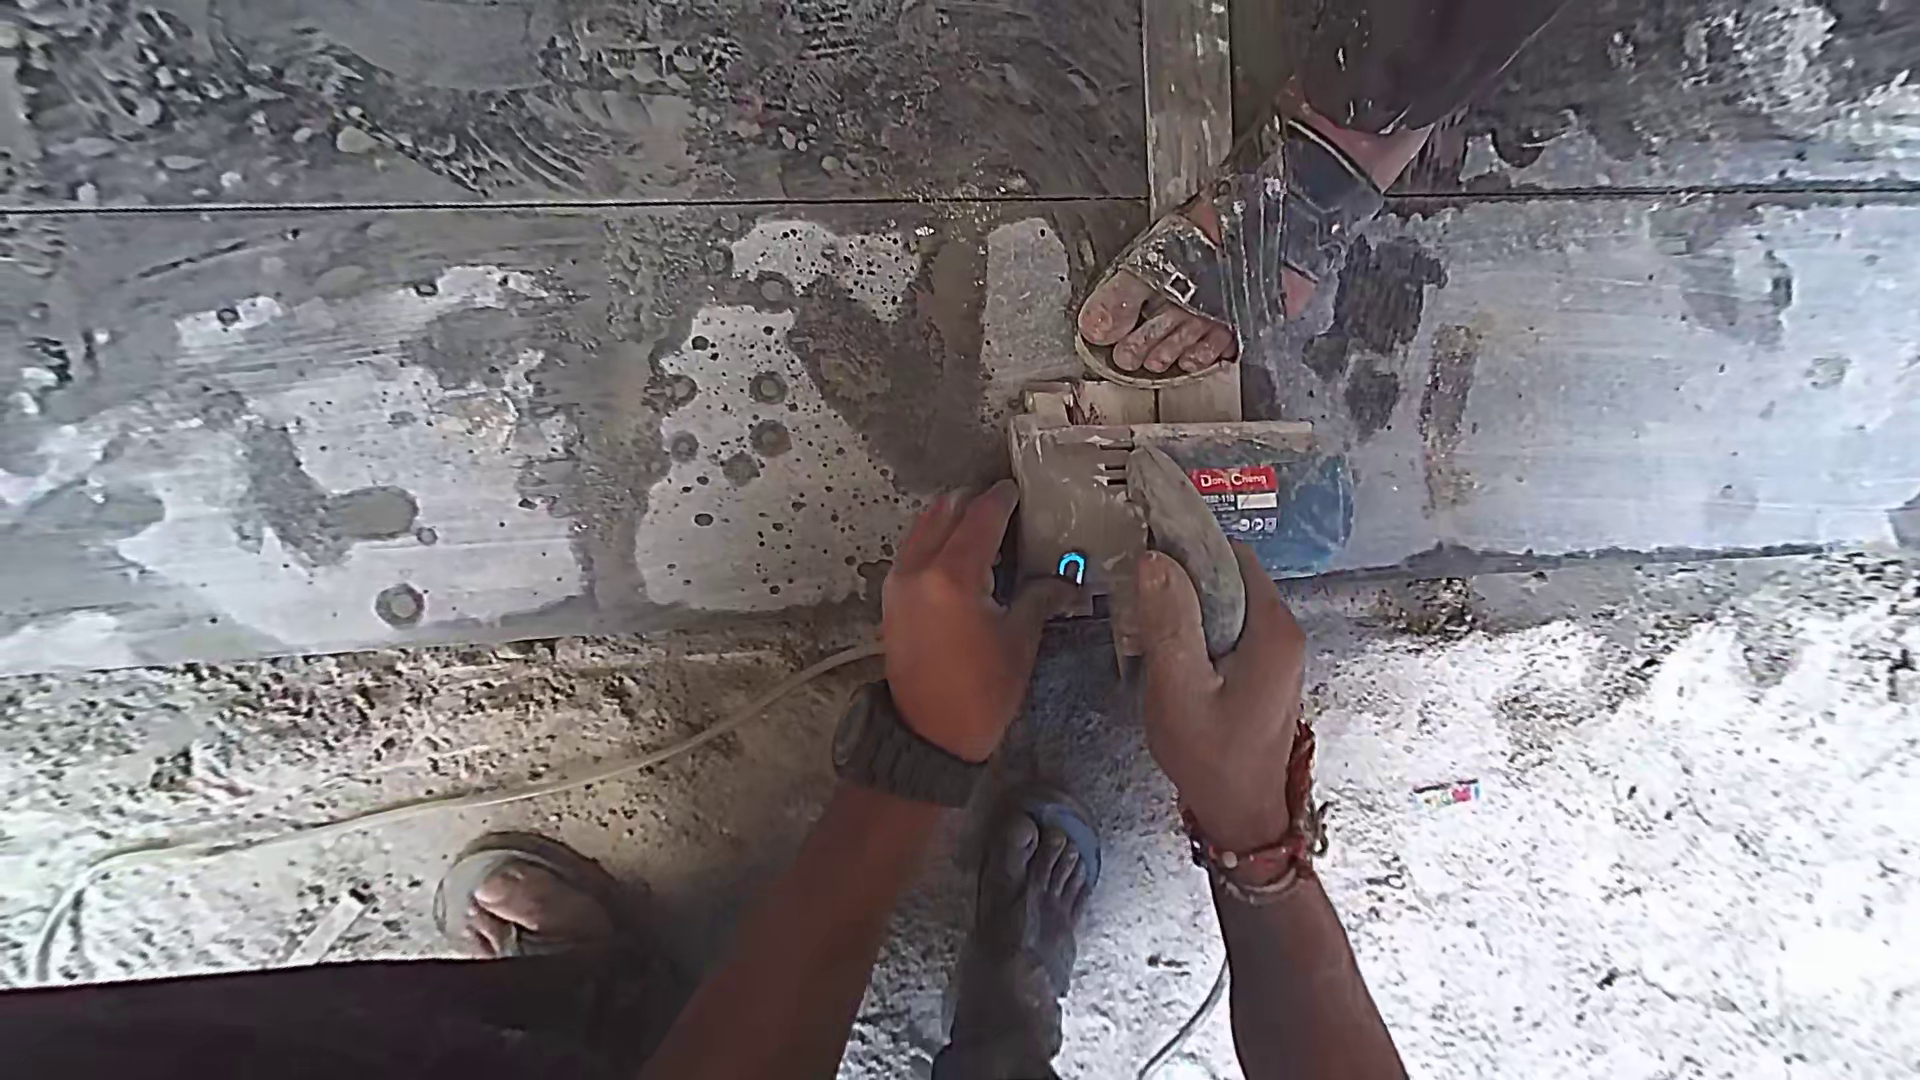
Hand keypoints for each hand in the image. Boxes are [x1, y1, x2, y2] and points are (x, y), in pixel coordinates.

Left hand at [883, 481, 1077, 762]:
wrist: (930, 735)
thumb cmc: (979, 693)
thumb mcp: (1018, 641)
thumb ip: (1039, 598)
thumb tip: (1064, 582)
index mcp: (953, 576)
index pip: (980, 517)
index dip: (1001, 499)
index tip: (1013, 490)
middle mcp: (918, 570)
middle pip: (944, 511)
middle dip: (973, 502)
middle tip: (1001, 506)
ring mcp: (898, 583)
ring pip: (922, 526)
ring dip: (949, 517)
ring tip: (979, 526)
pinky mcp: (891, 598)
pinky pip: (912, 549)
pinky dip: (932, 538)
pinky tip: (956, 553)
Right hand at [1133, 542, 1305, 851]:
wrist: (1238, 813)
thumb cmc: (1209, 754)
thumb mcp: (1179, 687)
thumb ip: (1170, 622)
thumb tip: (1155, 558)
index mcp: (1272, 629)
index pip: (1231, 556)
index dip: (1187, 546)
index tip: (1144, 550)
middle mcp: (1282, 631)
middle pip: (1229, 576)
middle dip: (1181, 574)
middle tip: (1136, 588)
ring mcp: (1274, 651)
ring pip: (1225, 600)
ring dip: (1185, 600)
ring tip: (1144, 613)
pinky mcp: (1261, 668)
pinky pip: (1225, 625)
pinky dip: (1195, 622)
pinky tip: (1165, 641)